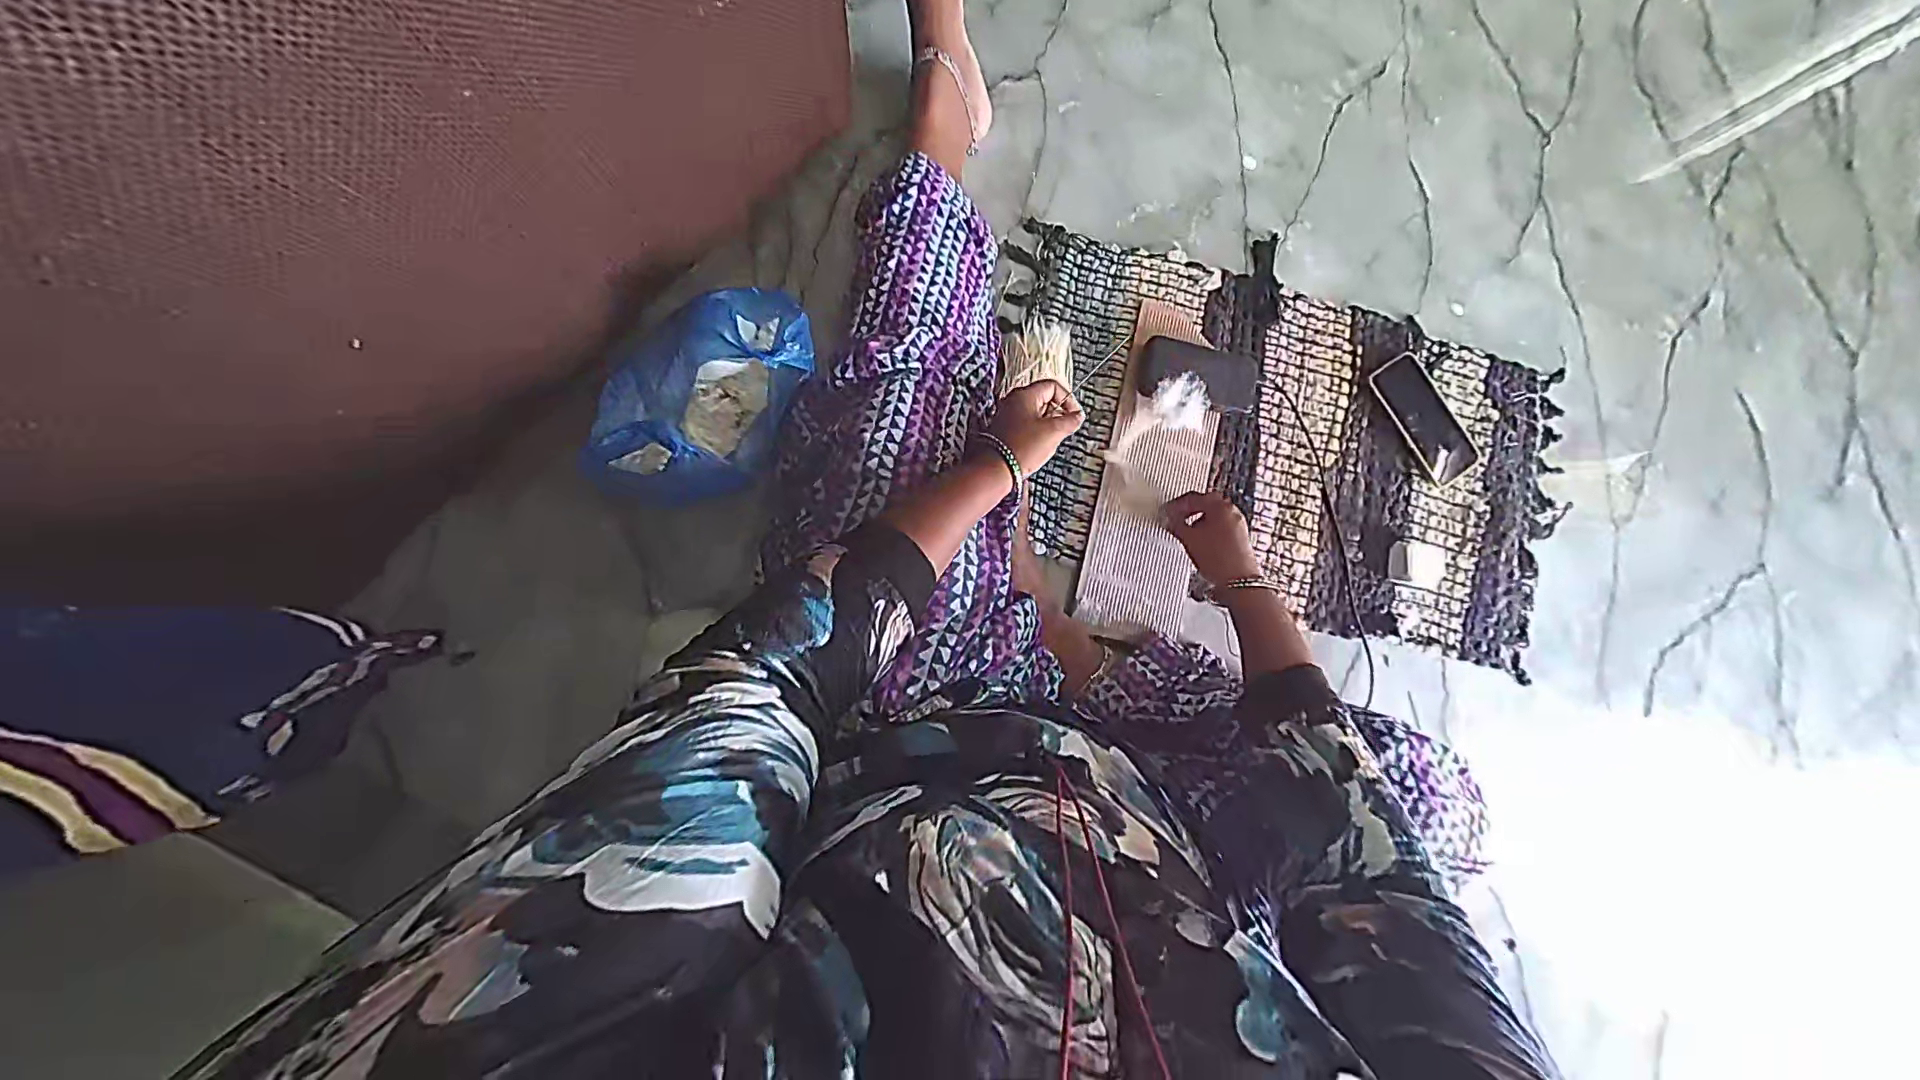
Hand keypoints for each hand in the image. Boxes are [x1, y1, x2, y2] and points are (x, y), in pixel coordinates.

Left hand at [988, 379, 1082, 473]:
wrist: (995, 469)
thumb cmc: (1021, 448)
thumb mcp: (1053, 432)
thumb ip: (1070, 421)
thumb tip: (1078, 416)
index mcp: (1024, 395)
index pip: (1053, 386)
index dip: (1068, 399)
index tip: (1074, 415)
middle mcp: (1013, 402)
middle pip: (1044, 401)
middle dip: (1057, 416)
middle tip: (1061, 430)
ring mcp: (1006, 417)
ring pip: (1035, 416)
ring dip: (1046, 428)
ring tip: (1047, 443)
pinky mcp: (1003, 432)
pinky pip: (1025, 429)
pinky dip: (1034, 436)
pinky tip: (1035, 449)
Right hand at [1163, 491, 1260, 583]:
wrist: (1237, 581)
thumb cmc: (1219, 559)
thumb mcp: (1187, 539)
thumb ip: (1174, 524)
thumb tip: (1169, 519)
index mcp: (1220, 506)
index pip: (1192, 498)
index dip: (1175, 505)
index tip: (1166, 512)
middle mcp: (1232, 511)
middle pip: (1205, 504)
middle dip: (1187, 511)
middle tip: (1174, 518)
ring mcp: (1237, 524)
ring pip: (1212, 516)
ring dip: (1197, 521)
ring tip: (1185, 532)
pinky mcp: (1239, 537)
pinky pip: (1219, 527)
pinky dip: (1207, 530)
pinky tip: (1199, 542)